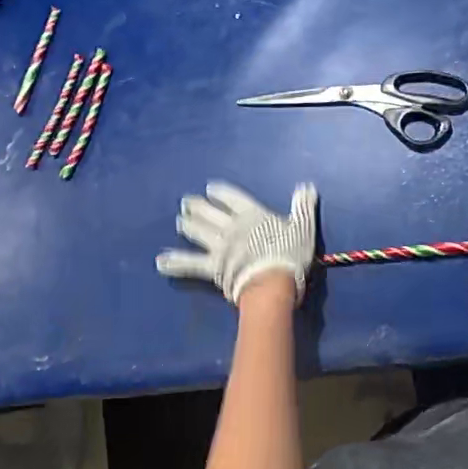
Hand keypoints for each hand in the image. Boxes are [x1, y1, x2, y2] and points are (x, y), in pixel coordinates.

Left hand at [156, 182, 317, 304]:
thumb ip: (303, 207)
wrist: (273, 281)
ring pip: (198, 232)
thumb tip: (307, 187)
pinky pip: (189, 264)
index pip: (233, 198)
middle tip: (187, 203)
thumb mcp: (303, 227)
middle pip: (210, 213)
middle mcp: (231, 227)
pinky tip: (160, 261)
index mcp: (253, 215)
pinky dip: (175, 262)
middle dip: (197, 207)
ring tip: (179, 222)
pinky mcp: (212, 266)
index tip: (211, 189)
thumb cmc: (291, 254)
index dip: (221, 193)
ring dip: (188, 226)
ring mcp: (219, 246)